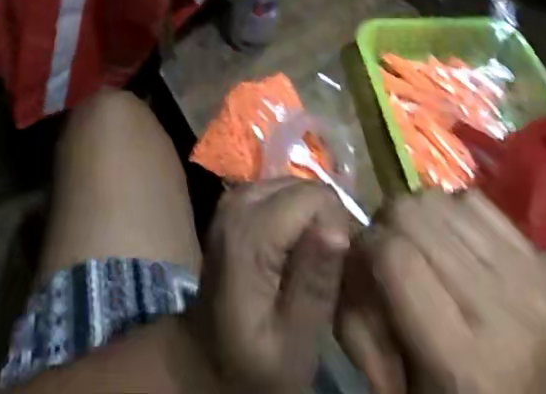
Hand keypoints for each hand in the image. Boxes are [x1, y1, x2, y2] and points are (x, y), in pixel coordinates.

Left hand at [192, 178, 356, 392]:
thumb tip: (339, 229)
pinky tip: (297, 253)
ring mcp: (234, 197)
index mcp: (250, 232)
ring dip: (314, 220)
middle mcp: (238, 201)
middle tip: (329, 271)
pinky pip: (283, 192)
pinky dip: (298, 217)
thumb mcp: (293, 341)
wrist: (205, 357)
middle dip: (327, 222)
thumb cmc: (252, 360)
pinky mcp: (236, 200)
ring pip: (298, 186)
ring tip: (314, 265)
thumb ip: (315, 283)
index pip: (317, 197)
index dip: (338, 229)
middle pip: (308, 187)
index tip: (340, 271)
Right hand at [347, 190, 545, 393]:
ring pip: (441, 199)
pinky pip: (476, 200)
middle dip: (388, 225)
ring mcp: (528, 281)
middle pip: (414, 215)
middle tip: (388, 252)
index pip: (393, 255)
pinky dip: (454, 213)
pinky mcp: (542, 260)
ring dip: (420, 216)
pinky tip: (454, 243)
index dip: (366, 248)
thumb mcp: (394, 388)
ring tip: (421, 247)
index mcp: (461, 362)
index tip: (363, 263)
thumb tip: (351, 250)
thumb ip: (357, 320)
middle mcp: (501, 313)